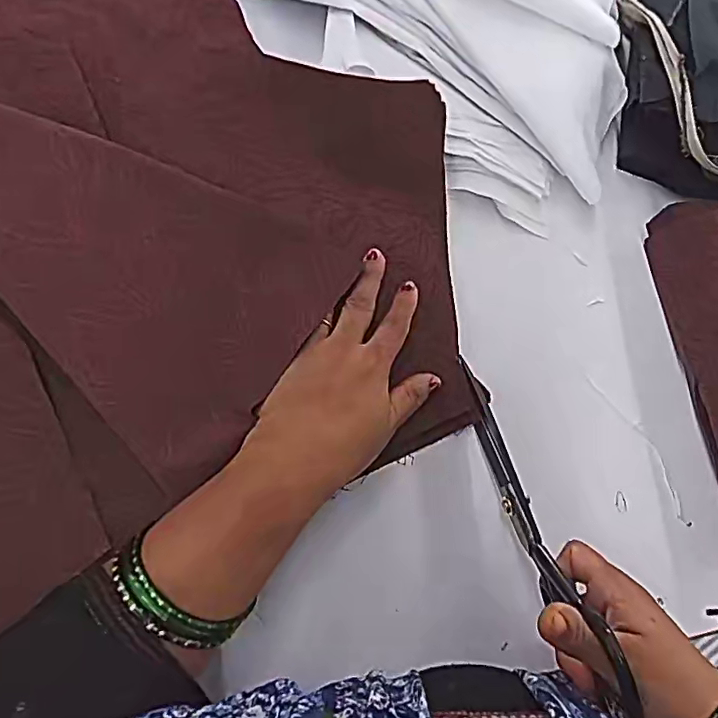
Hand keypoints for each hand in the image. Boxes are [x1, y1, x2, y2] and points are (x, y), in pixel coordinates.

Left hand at [238, 248, 439, 504]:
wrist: (289, 459)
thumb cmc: (337, 448)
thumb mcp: (386, 424)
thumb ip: (409, 396)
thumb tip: (429, 380)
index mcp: (372, 366)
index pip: (394, 327)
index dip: (403, 305)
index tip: (408, 286)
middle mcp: (343, 352)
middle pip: (360, 306)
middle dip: (370, 279)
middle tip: (374, 257)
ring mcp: (312, 355)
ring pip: (328, 313)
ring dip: (337, 292)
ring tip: (340, 275)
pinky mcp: (288, 364)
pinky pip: (304, 330)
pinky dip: (310, 317)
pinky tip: (307, 313)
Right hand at [537, 541, 717, 717]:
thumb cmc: (677, 684)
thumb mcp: (619, 659)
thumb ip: (578, 635)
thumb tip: (548, 614)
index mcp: (618, 591)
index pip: (573, 557)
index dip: (555, 576)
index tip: (554, 612)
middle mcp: (617, 602)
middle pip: (567, 602)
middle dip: (567, 636)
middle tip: (584, 657)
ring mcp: (619, 626)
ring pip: (575, 632)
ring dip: (579, 660)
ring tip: (602, 677)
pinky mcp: (620, 648)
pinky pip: (588, 652)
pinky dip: (591, 671)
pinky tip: (606, 686)